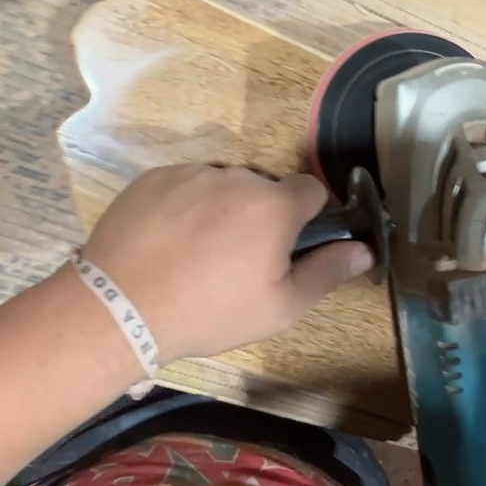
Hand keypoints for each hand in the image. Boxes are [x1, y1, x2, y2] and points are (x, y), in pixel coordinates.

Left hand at [80, 164, 372, 364]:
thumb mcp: (279, 307)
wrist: (121, 307)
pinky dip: (184, 205)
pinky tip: (167, 241)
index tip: (290, 244)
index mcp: (274, 205)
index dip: (308, 215)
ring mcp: (190, 173)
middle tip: (238, 258)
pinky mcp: (153, 178)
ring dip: (222, 207)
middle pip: (264, 188)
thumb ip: (326, 273)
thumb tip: (364, 250)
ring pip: (222, 185)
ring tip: (196, 252)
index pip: (311, 189)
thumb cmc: (210, 311)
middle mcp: (237, 178)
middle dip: (261, 213)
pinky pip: (183, 184)